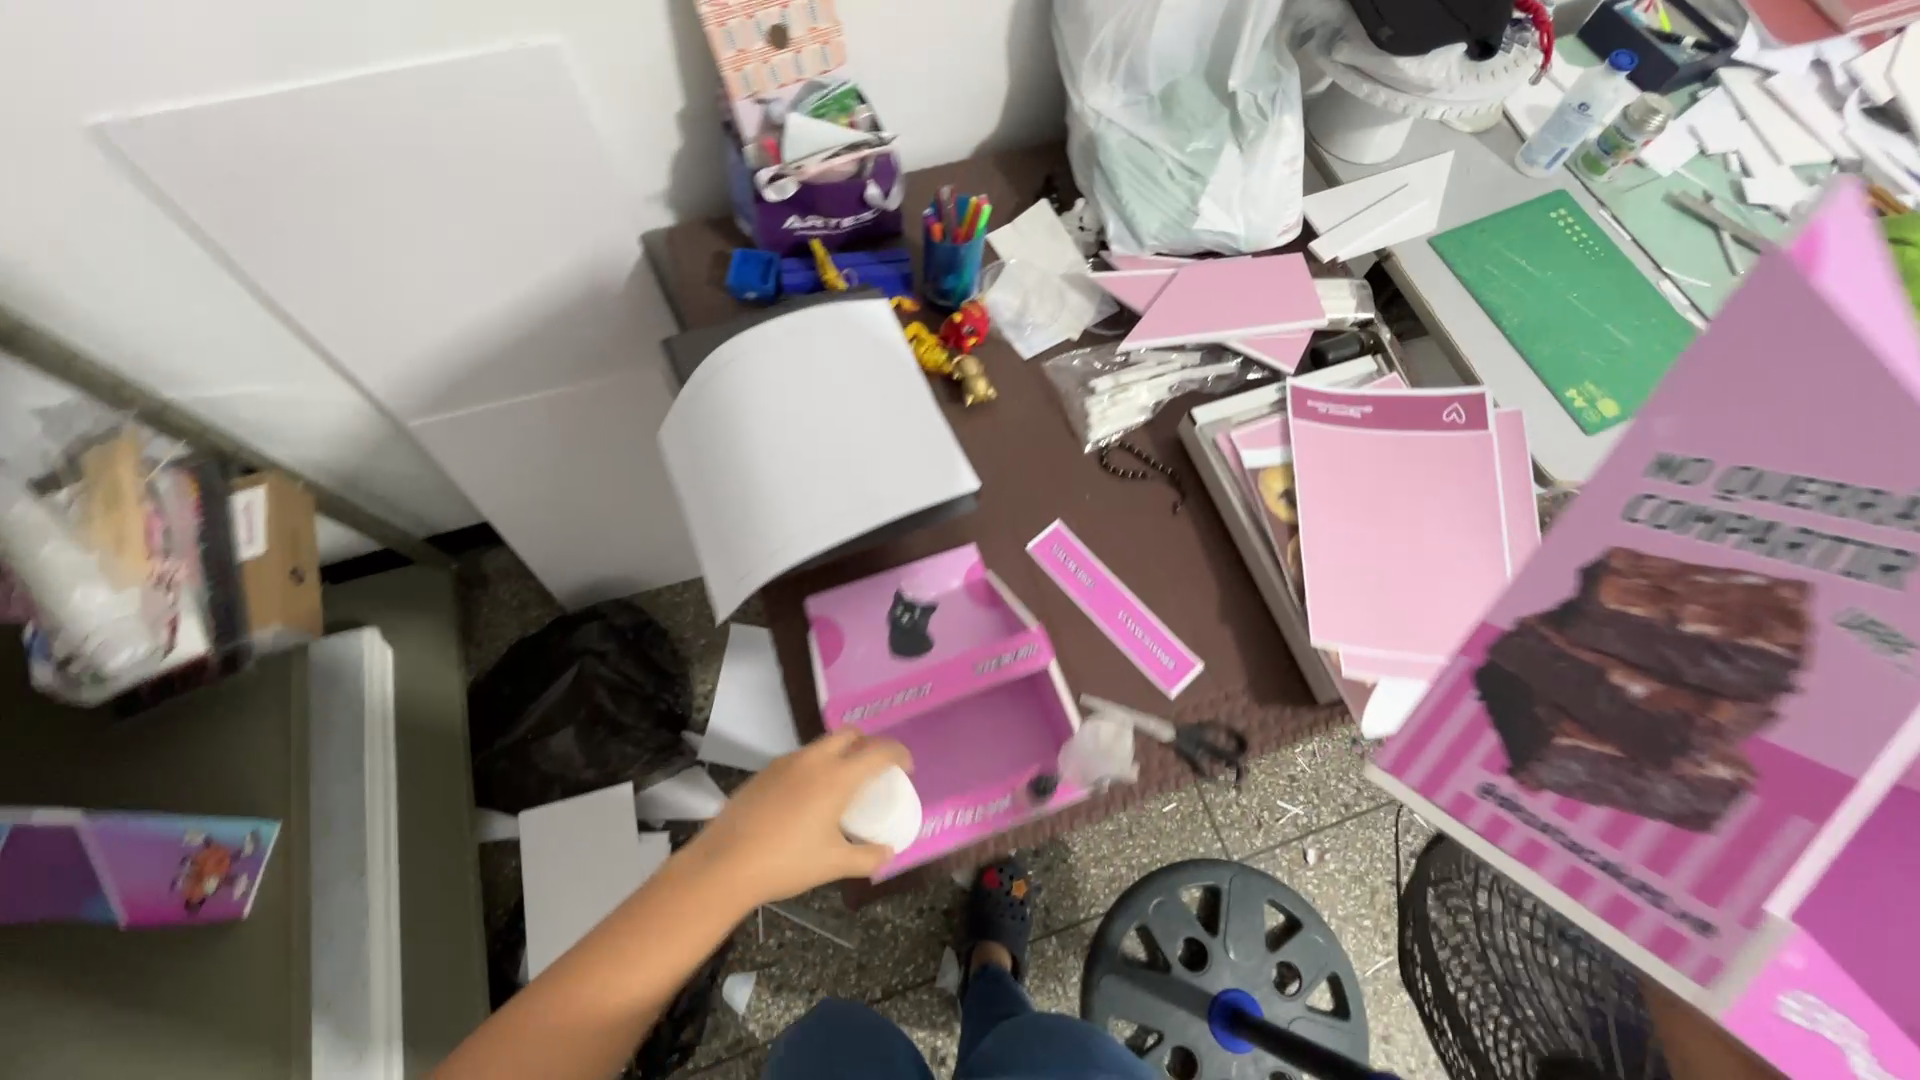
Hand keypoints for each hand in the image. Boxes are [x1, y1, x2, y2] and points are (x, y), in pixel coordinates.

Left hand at [680, 730, 912, 908]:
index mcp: (837, 777)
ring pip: (822, 745)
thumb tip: (888, 854)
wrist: (724, 864)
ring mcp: (785, 763)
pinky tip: (809, 797)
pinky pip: (800, 759)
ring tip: (843, 784)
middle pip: (850, 734)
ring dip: (840, 754)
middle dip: (868, 744)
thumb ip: (867, 857)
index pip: (879, 751)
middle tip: (875, 769)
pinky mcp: (764, 773)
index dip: (898, 754)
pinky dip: (815, 767)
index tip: (906, 767)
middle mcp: (813, 761)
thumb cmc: (786, 863)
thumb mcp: (833, 864)